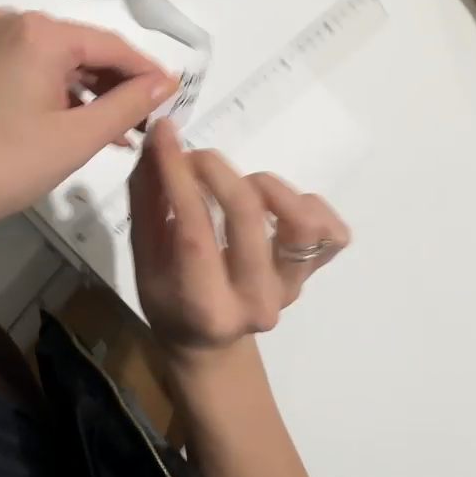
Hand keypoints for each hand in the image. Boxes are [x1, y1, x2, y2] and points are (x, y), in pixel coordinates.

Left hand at [0, 9, 174, 240]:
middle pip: (88, 50)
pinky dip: (65, 94)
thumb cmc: (4, 165)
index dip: (148, 74)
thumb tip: (169, 81)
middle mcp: (19, 22)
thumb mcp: (77, 138)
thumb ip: (129, 104)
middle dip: (120, 87)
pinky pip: (41, 69)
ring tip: (126, 132)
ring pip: (65, 62)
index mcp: (41, 32)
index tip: (177, 99)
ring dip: (95, 94)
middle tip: (152, 123)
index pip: (112, 46)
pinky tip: (90, 124)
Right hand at [128, 123, 349, 361]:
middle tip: (193, 157)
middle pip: (247, 216)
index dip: (179, 176)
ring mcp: (292, 287)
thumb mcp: (144, 257)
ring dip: (264, 186)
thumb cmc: (169, 296)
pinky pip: (331, 229)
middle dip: (216, 169)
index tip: (164, 135)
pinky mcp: (316, 271)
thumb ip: (147, 200)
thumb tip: (157, 142)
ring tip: (238, 186)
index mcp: (205, 306)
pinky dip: (304, 202)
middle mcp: (257, 301)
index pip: (195, 230)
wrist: (210, 341)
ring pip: (301, 221)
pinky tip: (273, 203)